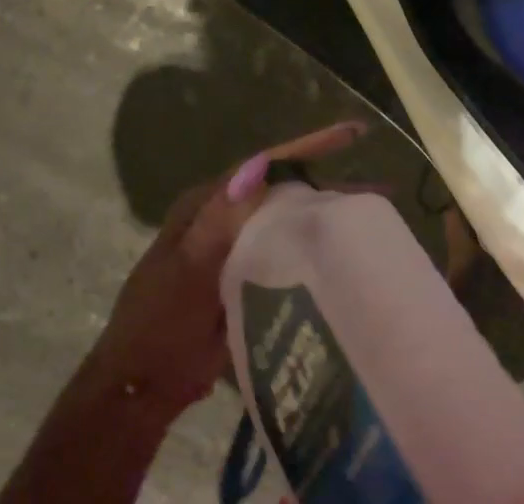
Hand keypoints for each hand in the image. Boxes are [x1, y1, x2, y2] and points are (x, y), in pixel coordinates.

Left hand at [84, 121, 367, 412]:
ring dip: (330, 214)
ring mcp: (237, 250)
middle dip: (331, 184)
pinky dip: (320, 244)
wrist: (142, 388)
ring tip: (377, 217)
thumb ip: (221, 222)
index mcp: (206, 207)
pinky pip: (291, 250)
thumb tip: (258, 169)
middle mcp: (224, 220)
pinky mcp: (250, 278)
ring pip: (291, 219)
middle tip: (380, 188)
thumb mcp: (188, 270)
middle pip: (284, 190)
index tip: (352, 134)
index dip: (308, 147)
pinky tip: (349, 250)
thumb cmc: (161, 325)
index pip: (263, 165)